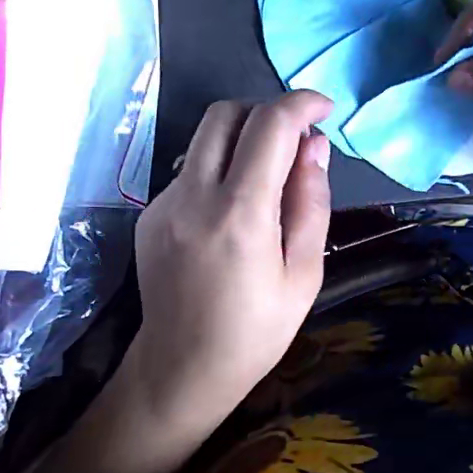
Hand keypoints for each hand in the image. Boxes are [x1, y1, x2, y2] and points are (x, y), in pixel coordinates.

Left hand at [129, 91, 332, 419]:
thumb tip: (314, 146)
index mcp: (240, 214)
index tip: (323, 109)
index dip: (301, 103)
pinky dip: (218, 171)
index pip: (270, 125)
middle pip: (226, 113)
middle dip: (266, 112)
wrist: (181, 368)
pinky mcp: (149, 214)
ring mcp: (164, 203)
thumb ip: (311, 203)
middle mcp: (194, 197)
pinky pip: (189, 171)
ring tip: (266, 181)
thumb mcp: (304, 274)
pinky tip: (231, 215)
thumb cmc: (256, 331)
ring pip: (203, 139)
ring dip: (240, 139)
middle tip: (293, 143)